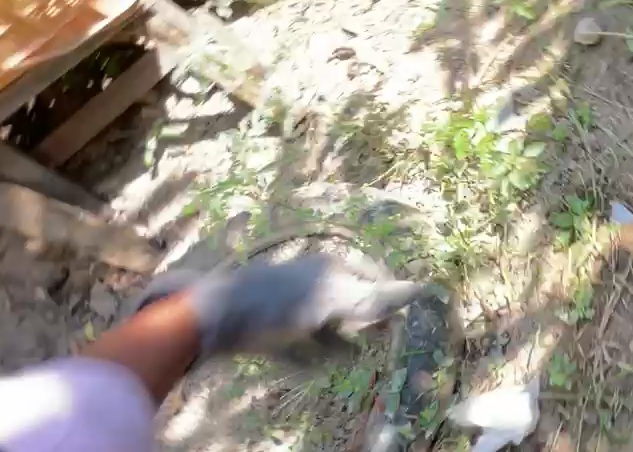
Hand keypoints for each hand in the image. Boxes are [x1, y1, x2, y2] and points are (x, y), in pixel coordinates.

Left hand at [147, 253, 424, 357]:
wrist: (210, 318)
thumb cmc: (278, 304)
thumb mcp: (331, 300)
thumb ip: (374, 297)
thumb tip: (422, 289)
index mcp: (330, 266)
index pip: (370, 276)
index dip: (387, 293)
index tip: (399, 315)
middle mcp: (312, 280)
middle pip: (348, 298)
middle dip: (365, 317)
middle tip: (381, 336)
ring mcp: (287, 304)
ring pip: (325, 322)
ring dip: (341, 338)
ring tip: (357, 354)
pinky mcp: (265, 330)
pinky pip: (299, 341)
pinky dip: (314, 352)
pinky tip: (322, 364)